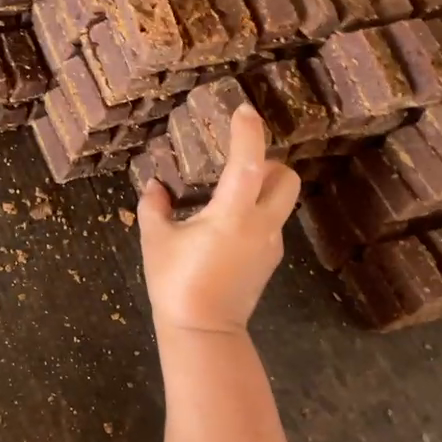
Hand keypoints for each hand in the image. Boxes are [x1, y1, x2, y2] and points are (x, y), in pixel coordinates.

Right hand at [139, 104, 300, 336]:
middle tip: (238, 165)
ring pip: (281, 201)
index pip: (249, 164)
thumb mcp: (156, 240)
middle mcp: (260, 224)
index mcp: (231, 215)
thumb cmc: (175, 281)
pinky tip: (222, 229)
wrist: (202, 330)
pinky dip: (253, 213)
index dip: (248, 134)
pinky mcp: (269, 260)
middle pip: (286, 178)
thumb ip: (154, 207)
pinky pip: (268, 223)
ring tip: (225, 197)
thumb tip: (155, 186)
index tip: (243, 110)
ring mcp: (269, 243)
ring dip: (262, 189)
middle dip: (268, 163)